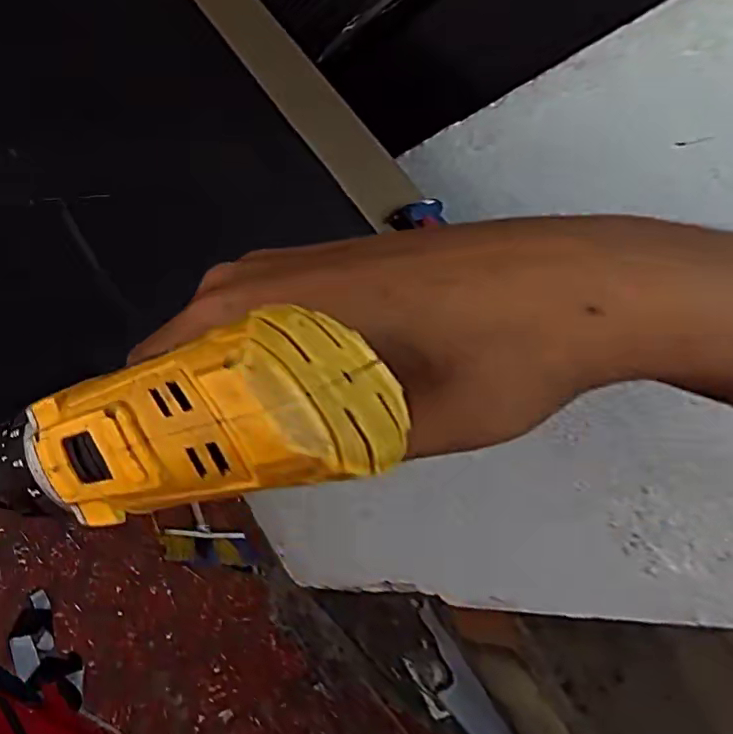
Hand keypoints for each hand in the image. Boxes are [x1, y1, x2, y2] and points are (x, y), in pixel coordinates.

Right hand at [129, 216, 732, 455]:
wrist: (585, 279)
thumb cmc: (501, 351)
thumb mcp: (421, 424)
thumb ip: (338, 447)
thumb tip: (278, 473)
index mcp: (259, 303)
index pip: (161, 350)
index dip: (147, 400)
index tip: (152, 443)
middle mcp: (255, 274)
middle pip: (183, 339)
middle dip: (185, 391)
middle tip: (208, 445)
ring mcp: (287, 261)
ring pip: (218, 322)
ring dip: (222, 369)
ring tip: (250, 420)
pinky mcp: (317, 260)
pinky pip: (254, 305)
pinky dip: (253, 344)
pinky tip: (299, 377)